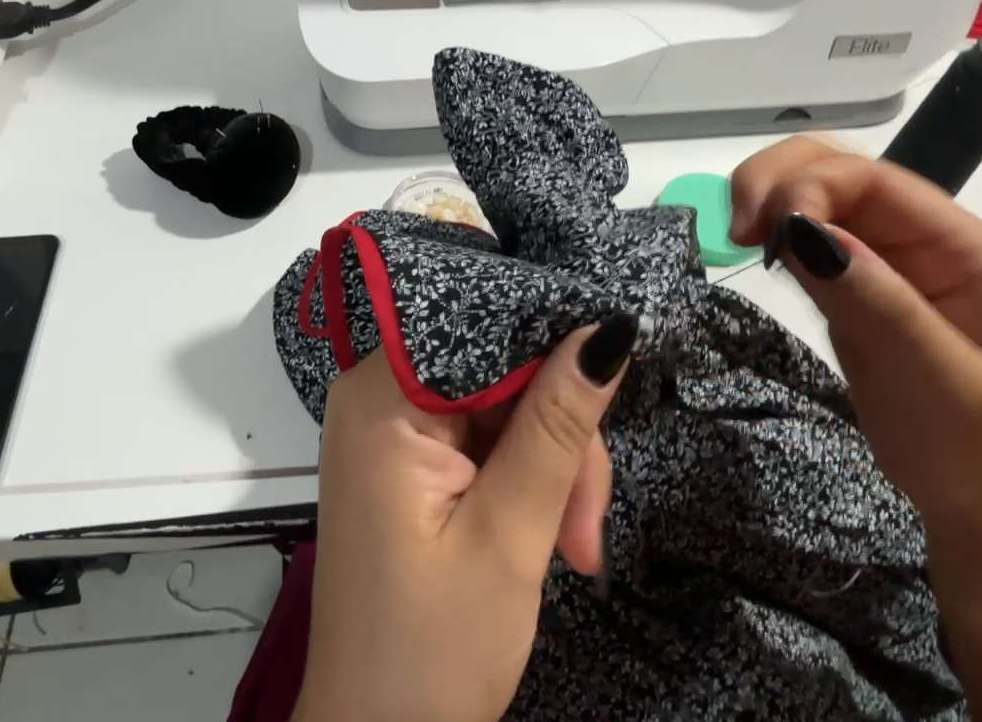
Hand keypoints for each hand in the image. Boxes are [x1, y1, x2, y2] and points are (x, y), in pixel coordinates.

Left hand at [294, 317, 635, 721]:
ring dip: (549, 469)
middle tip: (586, 522)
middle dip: (556, 437)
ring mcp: (390, 431)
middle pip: (498, 372)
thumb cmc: (428, 652)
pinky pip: (482, 440)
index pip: (482, 329)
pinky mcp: (407, 462)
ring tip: (572, 546)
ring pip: (502, 408)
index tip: (604, 404)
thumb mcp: (507, 535)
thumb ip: (556, 427)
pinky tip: (547, 534)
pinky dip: (523, 481)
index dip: (552, 353)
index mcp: (381, 398)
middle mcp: (376, 397)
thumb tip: (605, 330)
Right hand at [729, 137, 981, 721]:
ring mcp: (889, 265)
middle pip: (838, 169)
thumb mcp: (933, 377)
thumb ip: (872, 298)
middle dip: (777, 181)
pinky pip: (810, 241)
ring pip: (816, 198)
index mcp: (962, 248)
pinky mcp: (857, 292)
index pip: (870, 178)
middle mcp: (924, 241)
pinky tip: (758, 254)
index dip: (804, 185)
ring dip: (769, 202)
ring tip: (740, 240)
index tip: (758, 231)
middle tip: (738, 230)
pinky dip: (776, 236)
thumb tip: (801, 227)